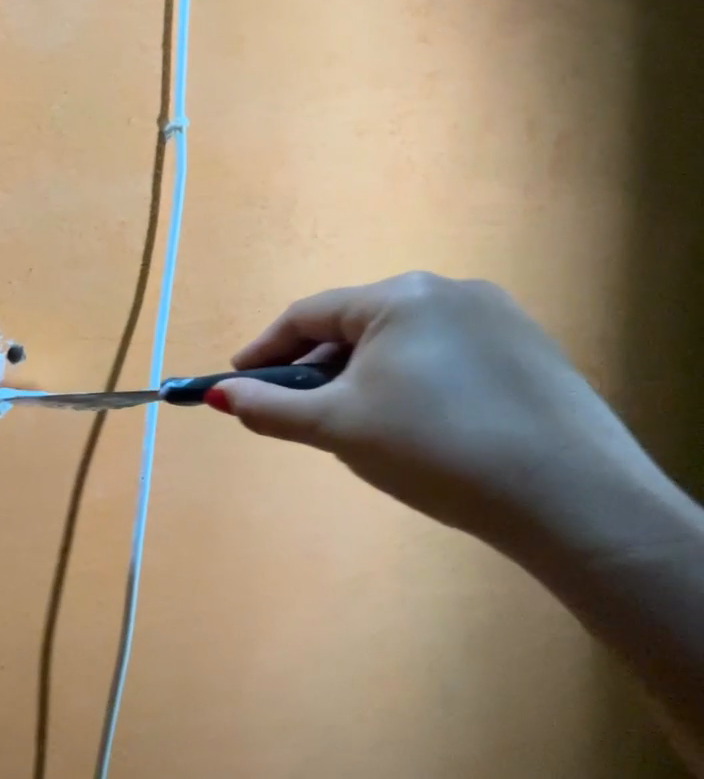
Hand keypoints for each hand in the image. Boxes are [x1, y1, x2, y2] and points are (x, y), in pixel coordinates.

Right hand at [212, 272, 659, 553]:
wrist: (580, 506)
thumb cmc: (436, 449)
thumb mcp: (335, 427)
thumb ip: (268, 406)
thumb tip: (218, 395)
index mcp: (399, 297)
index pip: (306, 316)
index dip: (265, 350)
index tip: (238, 381)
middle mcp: (451, 292)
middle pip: (354, 326)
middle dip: (317, 367)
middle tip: (298, 408)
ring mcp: (502, 321)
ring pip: (402, 342)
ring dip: (364, 376)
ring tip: (357, 423)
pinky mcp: (536, 355)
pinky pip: (448, 357)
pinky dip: (414, 383)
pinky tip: (418, 426)